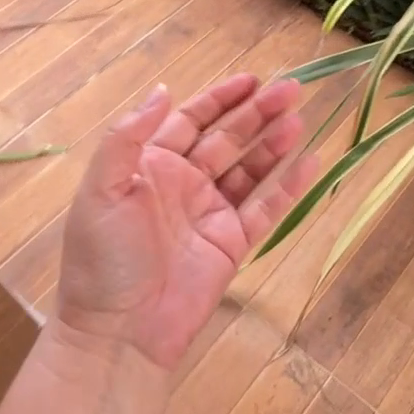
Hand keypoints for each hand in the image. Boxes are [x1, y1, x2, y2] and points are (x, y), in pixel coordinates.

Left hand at [54, 74, 318, 373]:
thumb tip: (163, 90)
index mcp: (152, 167)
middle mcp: (185, 184)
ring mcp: (212, 213)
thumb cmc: (104, 259)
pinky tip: (312, 163)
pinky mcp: (234, 242)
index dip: (221, 98)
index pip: (192, 121)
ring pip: (251, 168)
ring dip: (274, 143)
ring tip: (299, 119)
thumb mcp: (101, 192)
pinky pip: (267, 206)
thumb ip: (127, 138)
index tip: (253, 79)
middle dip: (258, 112)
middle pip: (229, 138)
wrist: (119, 334)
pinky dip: (289, 185)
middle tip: (292, 89)